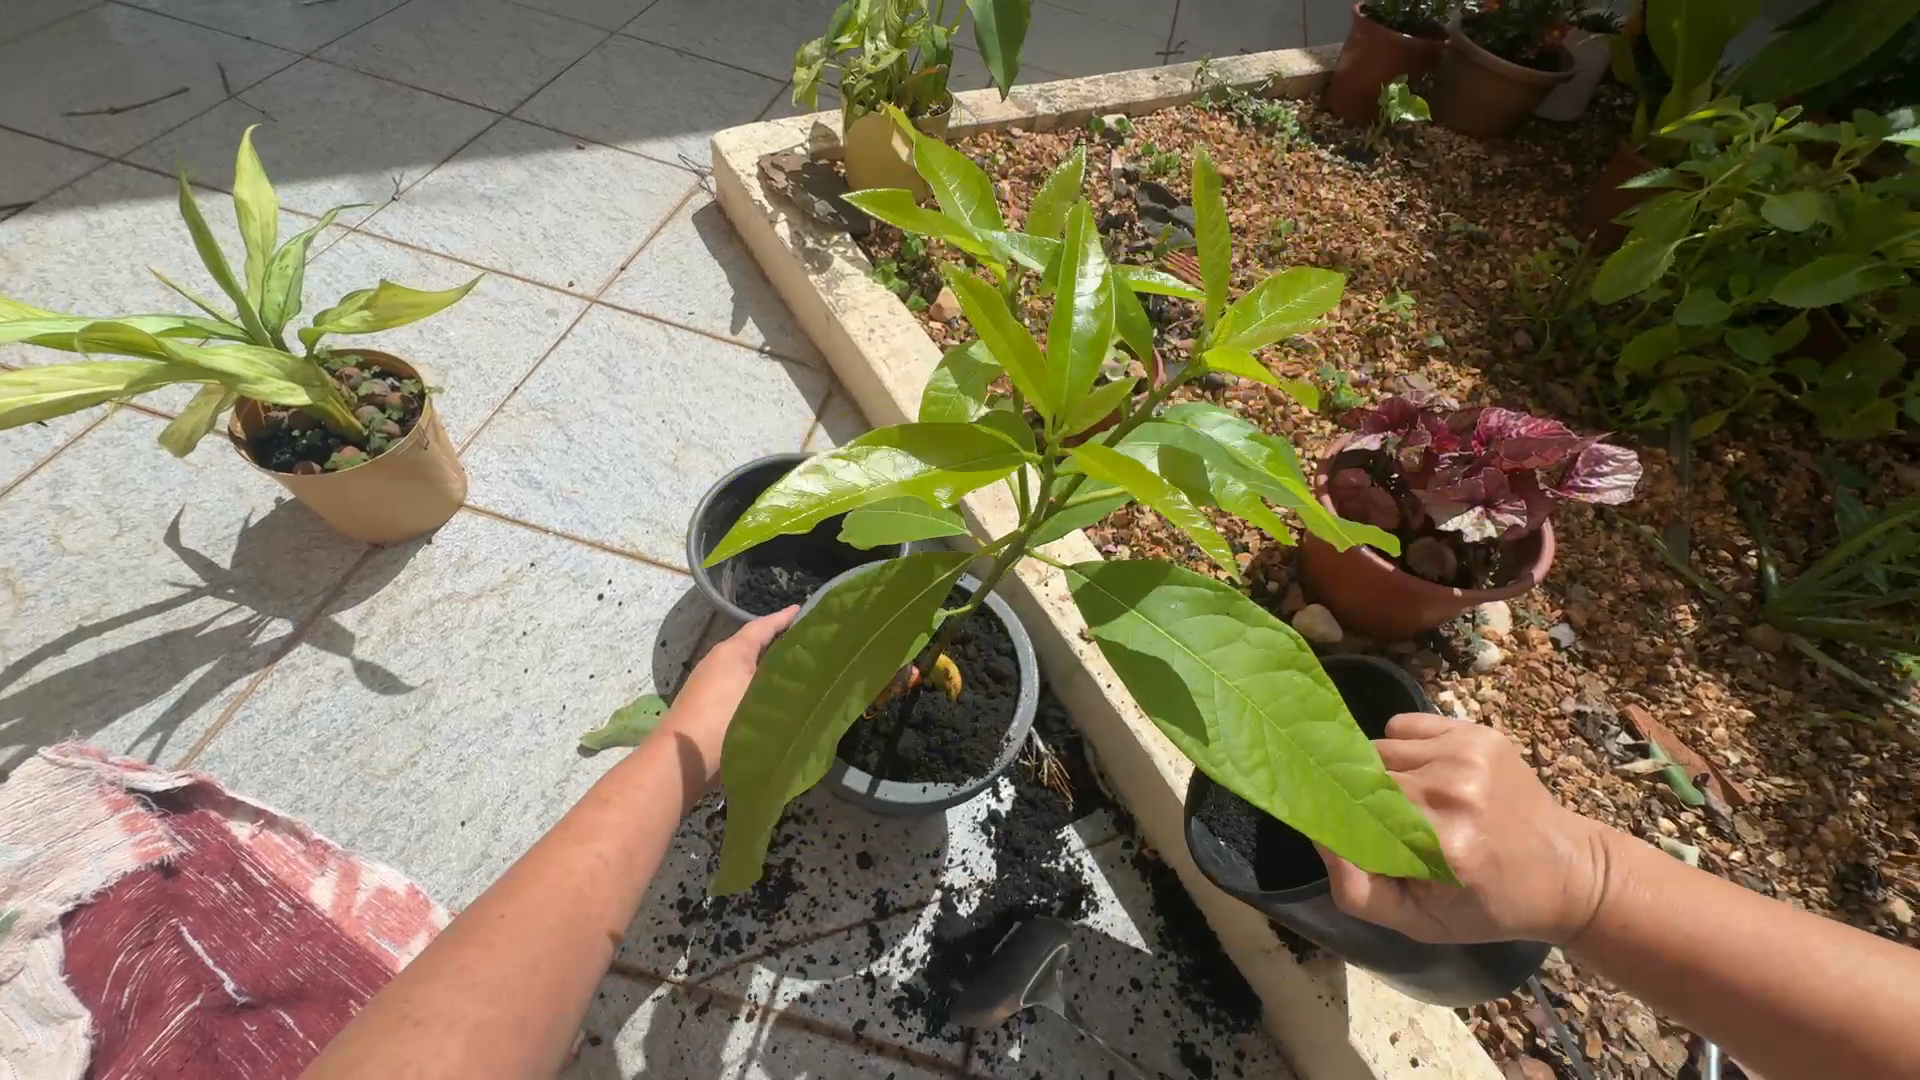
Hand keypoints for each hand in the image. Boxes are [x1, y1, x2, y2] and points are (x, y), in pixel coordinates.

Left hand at [653, 607, 797, 786]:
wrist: (682, 761)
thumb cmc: (725, 719)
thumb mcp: (761, 695)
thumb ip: (782, 682)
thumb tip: (801, 677)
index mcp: (733, 651)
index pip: (763, 627)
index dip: (784, 618)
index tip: (805, 611)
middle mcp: (718, 660)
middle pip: (753, 645)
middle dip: (778, 641)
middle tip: (808, 642)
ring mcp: (709, 682)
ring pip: (745, 666)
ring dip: (767, 665)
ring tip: (796, 669)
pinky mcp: (706, 704)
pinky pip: (738, 684)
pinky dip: (756, 683)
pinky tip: (771, 696)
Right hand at [1317, 713, 1613, 945]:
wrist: (1572, 873)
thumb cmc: (1488, 904)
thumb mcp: (1419, 922)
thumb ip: (1356, 890)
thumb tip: (1318, 834)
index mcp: (1443, 842)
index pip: (1354, 810)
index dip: (1342, 816)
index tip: (1348, 829)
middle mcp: (1454, 789)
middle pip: (1365, 773)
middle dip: (1363, 795)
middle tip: (1386, 821)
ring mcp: (1467, 753)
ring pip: (1380, 747)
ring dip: (1384, 770)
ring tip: (1413, 798)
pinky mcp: (1476, 730)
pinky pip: (1403, 725)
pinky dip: (1403, 745)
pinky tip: (1428, 772)